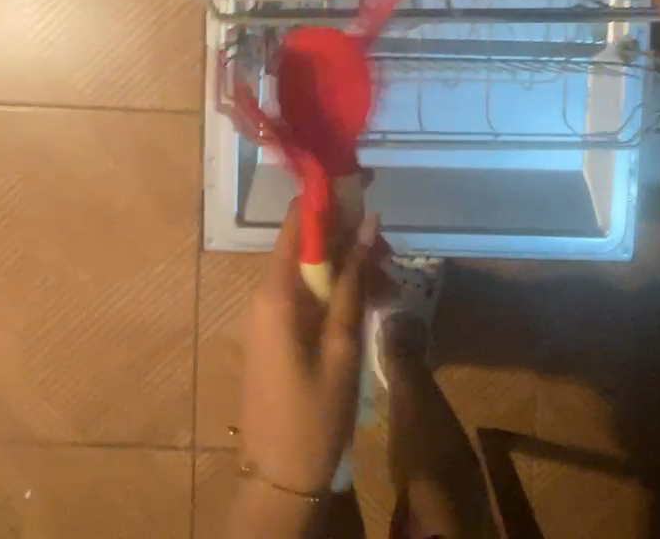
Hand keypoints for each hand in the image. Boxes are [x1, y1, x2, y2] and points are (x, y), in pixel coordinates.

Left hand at [237, 203, 381, 494]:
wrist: (279, 477)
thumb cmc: (315, 412)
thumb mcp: (342, 344)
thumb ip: (353, 281)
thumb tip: (370, 222)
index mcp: (276, 291)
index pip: (298, 220)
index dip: (329, 195)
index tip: (365, 181)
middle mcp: (266, 292)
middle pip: (308, 243)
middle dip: (351, 238)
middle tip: (393, 253)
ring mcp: (270, 313)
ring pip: (312, 270)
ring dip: (350, 268)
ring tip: (391, 285)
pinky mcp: (277, 331)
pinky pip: (308, 294)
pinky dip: (337, 291)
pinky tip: (370, 304)